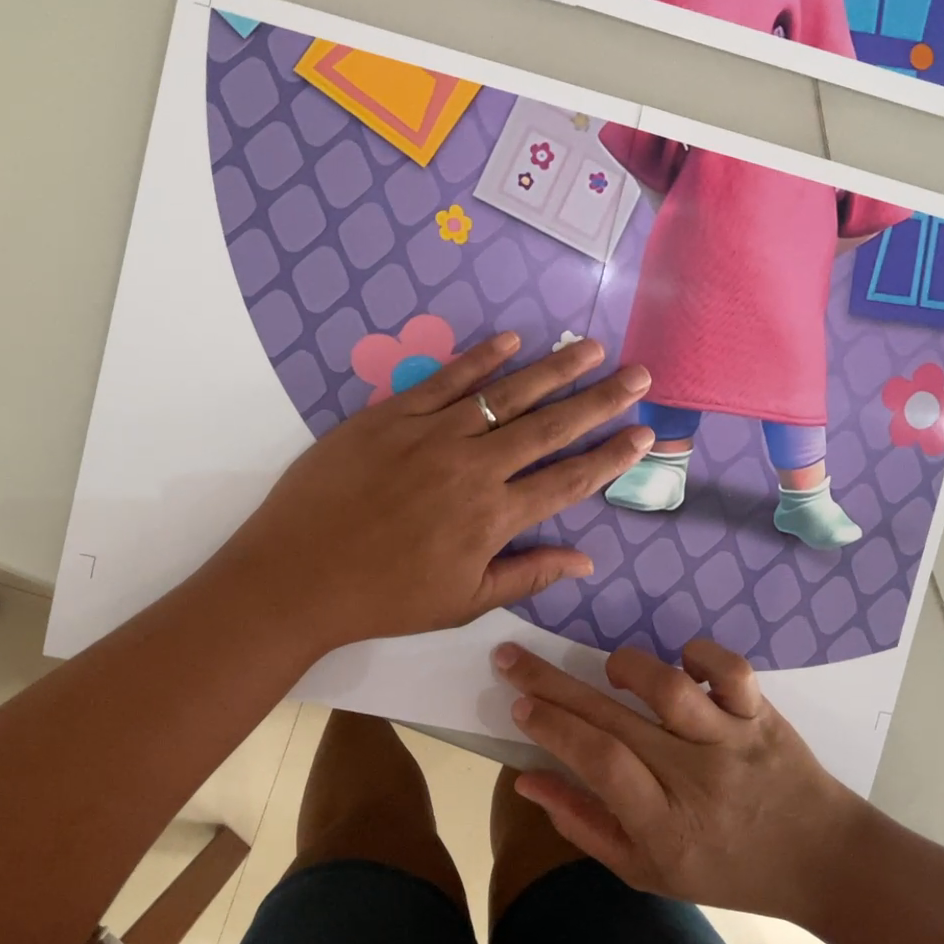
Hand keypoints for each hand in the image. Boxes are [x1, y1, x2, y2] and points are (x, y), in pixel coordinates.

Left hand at [208, 332, 653, 652]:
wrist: (298, 575)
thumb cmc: (384, 598)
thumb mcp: (462, 602)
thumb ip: (527, 576)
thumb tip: (586, 560)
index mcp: (494, 518)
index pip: (569, 479)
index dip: (611, 457)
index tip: (645, 434)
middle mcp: (474, 468)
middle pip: (550, 426)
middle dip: (600, 399)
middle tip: (639, 375)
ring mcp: (432, 435)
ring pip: (506, 394)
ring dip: (554, 369)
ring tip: (591, 348)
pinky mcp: (392, 415)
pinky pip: (446, 379)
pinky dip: (480, 358)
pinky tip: (512, 340)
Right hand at [492, 640, 870, 923]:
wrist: (823, 862)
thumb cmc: (725, 868)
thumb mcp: (647, 870)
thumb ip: (584, 825)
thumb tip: (527, 779)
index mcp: (665, 826)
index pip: (599, 764)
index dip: (554, 730)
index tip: (518, 705)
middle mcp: (696, 778)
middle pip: (615, 721)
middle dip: (552, 683)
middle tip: (512, 656)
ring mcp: (732, 742)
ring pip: (671, 690)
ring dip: (628, 668)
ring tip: (610, 670)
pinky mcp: (762, 715)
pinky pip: (732, 672)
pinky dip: (701, 654)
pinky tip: (681, 660)